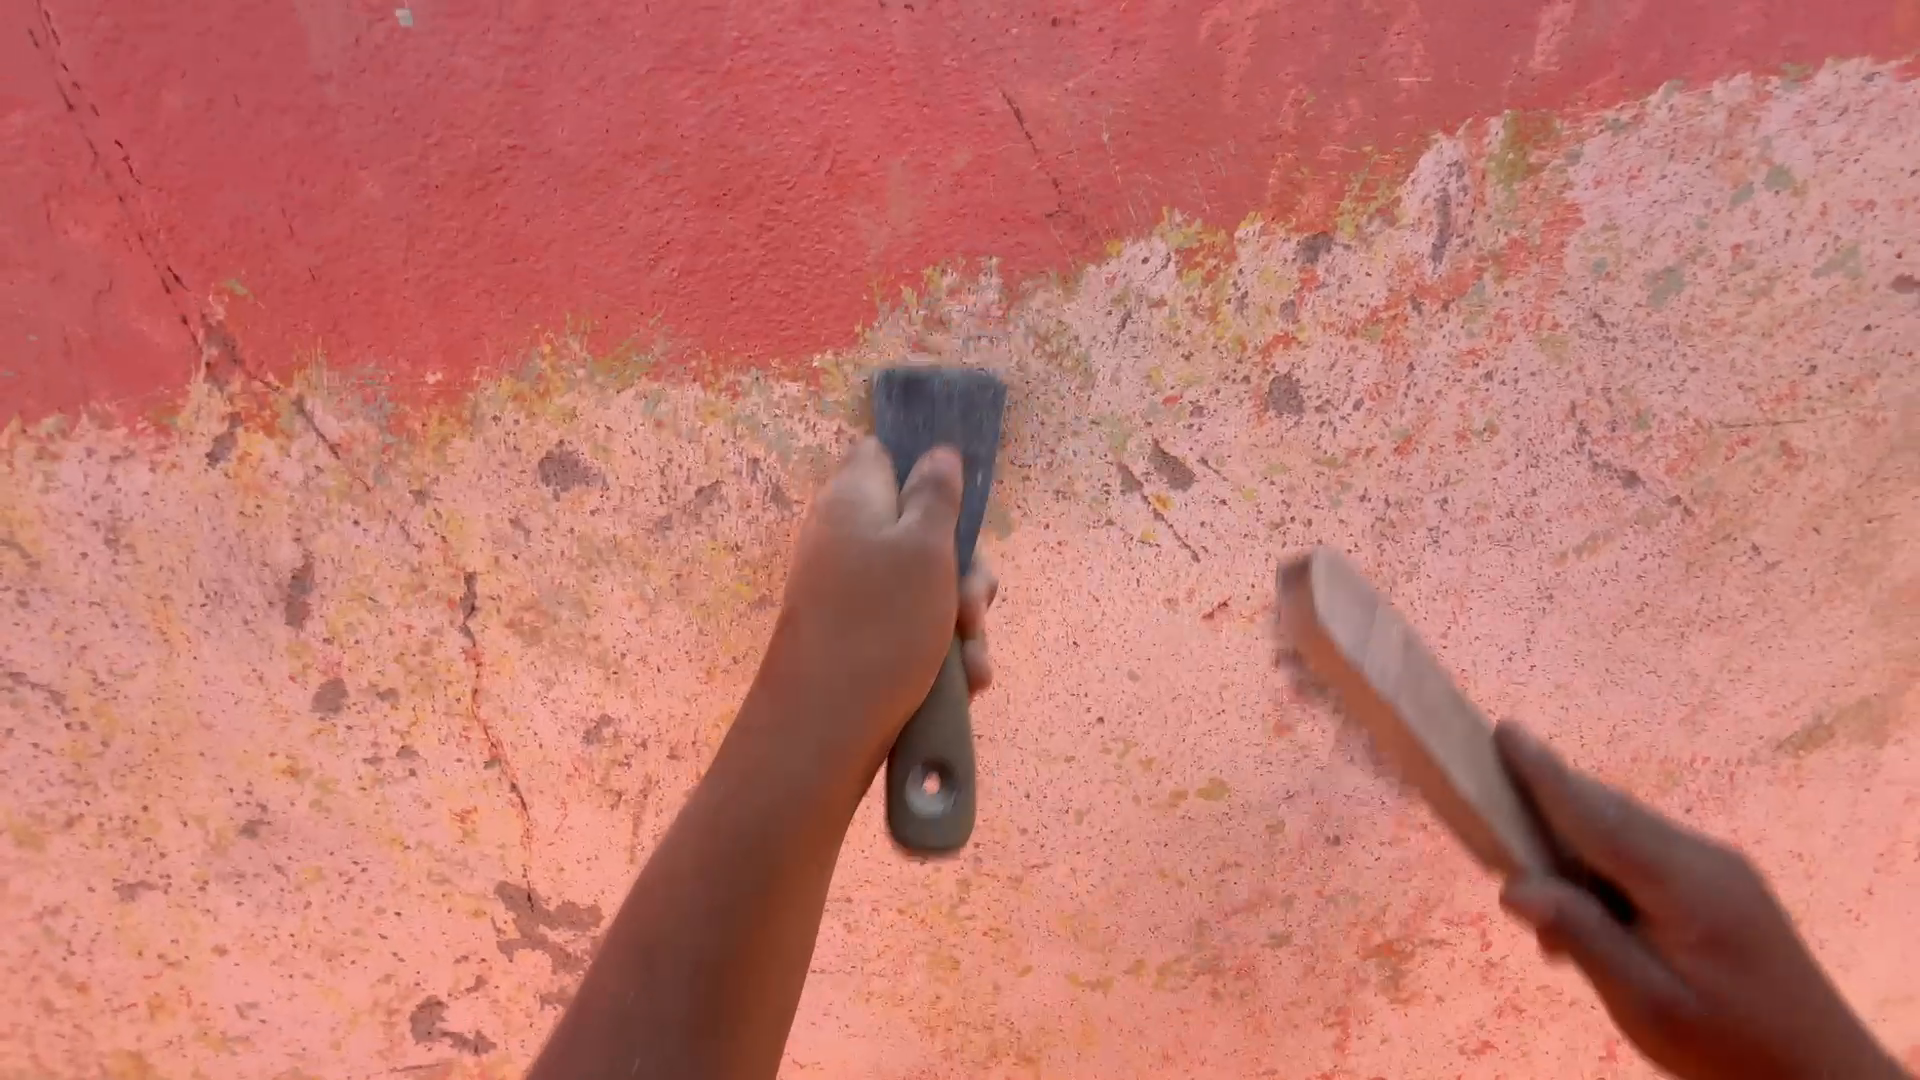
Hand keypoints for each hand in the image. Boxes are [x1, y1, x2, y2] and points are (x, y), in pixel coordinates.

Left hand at [753, 438, 996, 770]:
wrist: (827, 726)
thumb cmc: (884, 622)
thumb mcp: (925, 546)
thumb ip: (936, 493)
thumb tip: (938, 452)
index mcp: (855, 498)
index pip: (885, 455)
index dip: (927, 472)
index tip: (962, 509)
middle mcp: (847, 537)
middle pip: (921, 528)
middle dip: (963, 567)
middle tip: (974, 604)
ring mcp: (851, 589)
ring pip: (925, 583)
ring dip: (961, 618)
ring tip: (971, 658)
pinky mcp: (859, 633)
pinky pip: (910, 623)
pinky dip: (939, 648)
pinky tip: (964, 680)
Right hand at [1494, 723, 1903, 1079]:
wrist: (1826, 1079)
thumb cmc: (1727, 1046)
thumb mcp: (1647, 1005)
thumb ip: (1581, 937)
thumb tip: (1511, 887)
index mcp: (1688, 889)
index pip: (1599, 819)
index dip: (1546, 774)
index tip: (1505, 730)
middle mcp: (1702, 859)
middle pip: (1604, 811)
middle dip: (1543, 803)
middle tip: (1491, 819)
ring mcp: (1713, 864)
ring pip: (1616, 824)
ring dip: (1566, 837)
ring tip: (1537, 884)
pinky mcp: (1714, 877)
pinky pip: (1635, 845)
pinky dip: (1593, 856)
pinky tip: (1583, 904)